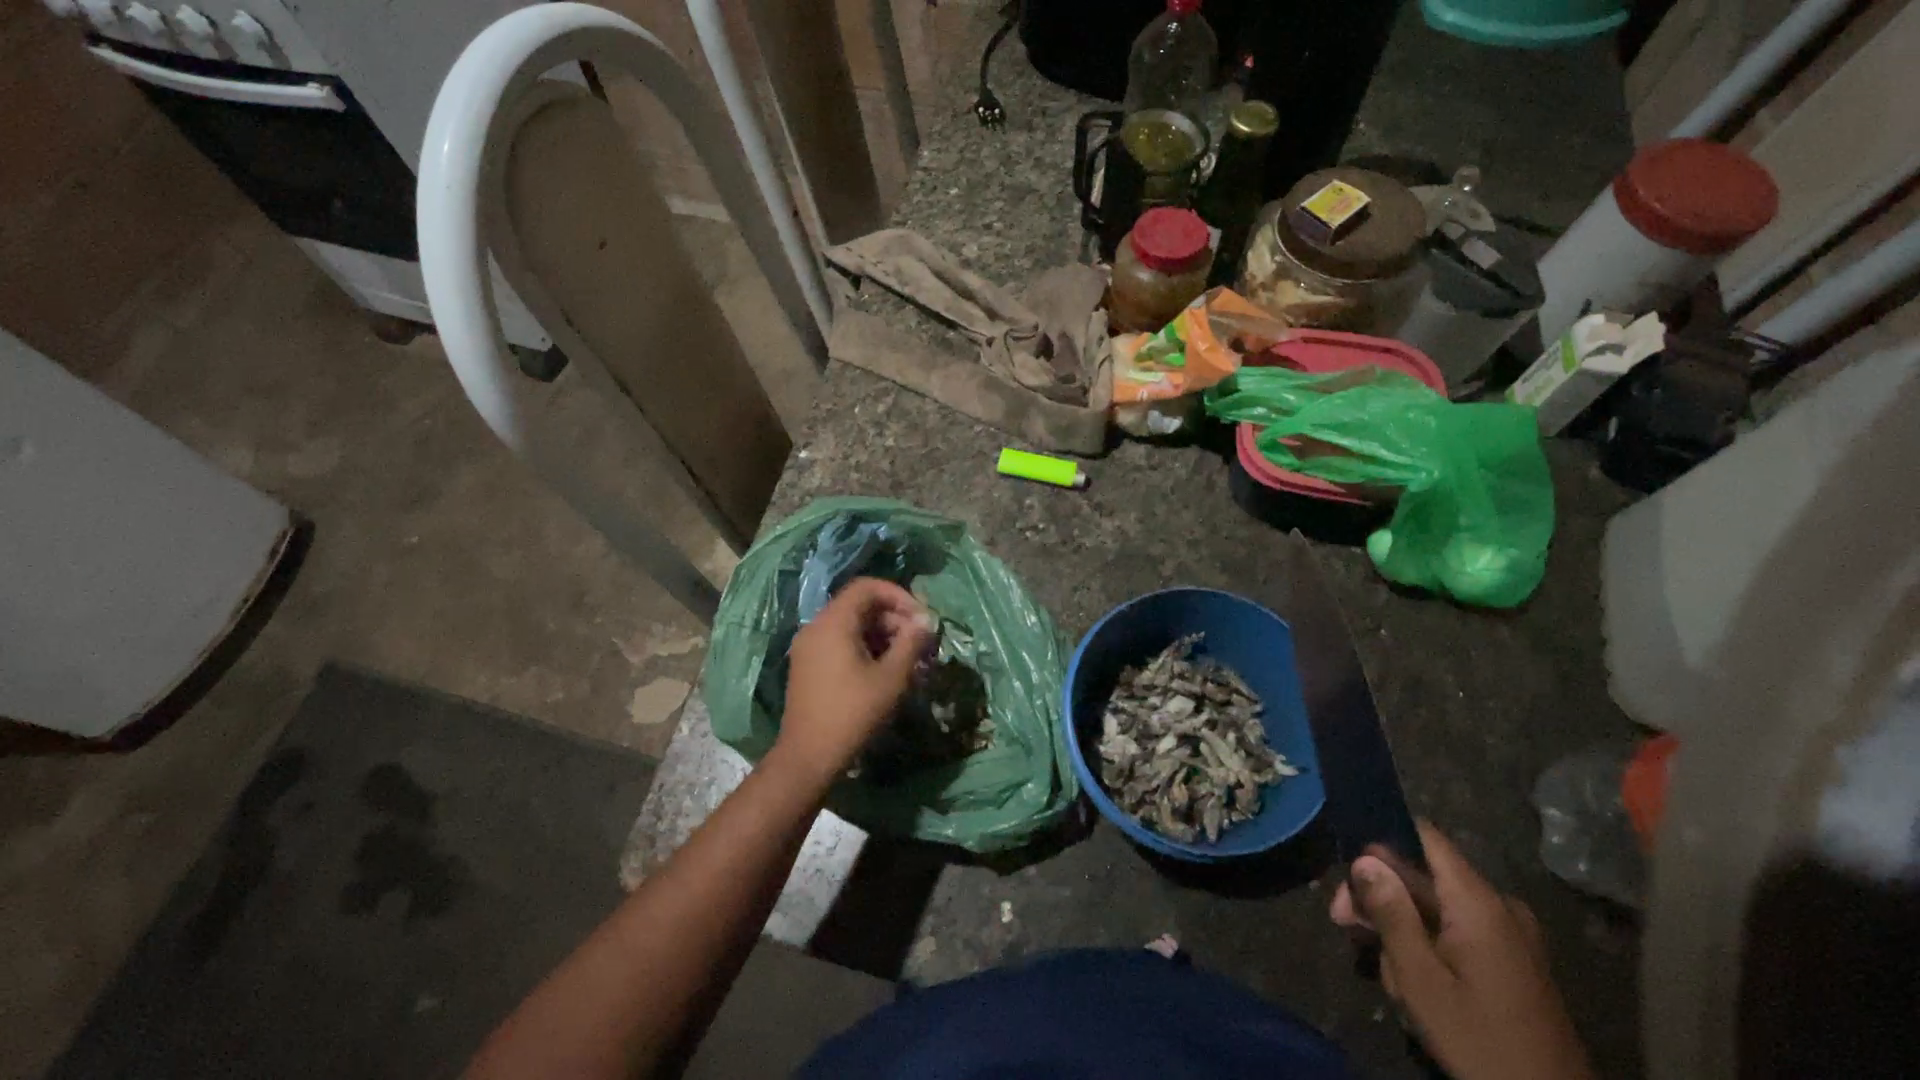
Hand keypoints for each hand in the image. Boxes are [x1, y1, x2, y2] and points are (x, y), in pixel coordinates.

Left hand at [775, 577, 933, 779]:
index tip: (921, 618)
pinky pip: (841, 644)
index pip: (867, 587)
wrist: (809, 756)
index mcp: (833, 622)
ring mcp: (809, 648)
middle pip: (860, 607)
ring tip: (910, 662)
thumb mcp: (891, 677)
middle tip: (921, 645)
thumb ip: (911, 643)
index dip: (898, 596)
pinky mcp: (809, 667)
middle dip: (895, 621)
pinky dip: (866, 650)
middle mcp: (816, 627)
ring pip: (852, 627)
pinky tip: (887, 674)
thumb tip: (925, 622)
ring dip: (884, 638)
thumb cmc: (853, 713)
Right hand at [1330, 823, 1595, 1079]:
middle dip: (1382, 897)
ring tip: (1390, 975)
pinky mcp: (1515, 957)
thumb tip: (1364, 859)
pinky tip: (1415, 980)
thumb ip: (1392, 914)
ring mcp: (1512, 932)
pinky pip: (1460, 929)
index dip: (1381, 844)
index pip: (1425, 837)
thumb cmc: (1479, 1037)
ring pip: (1439, 908)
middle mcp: (1499, 904)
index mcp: (1478, 901)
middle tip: (1344, 924)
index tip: (1347, 873)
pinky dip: (1430, 943)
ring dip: (1404, 929)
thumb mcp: (1420, 980)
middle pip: (1426, 876)